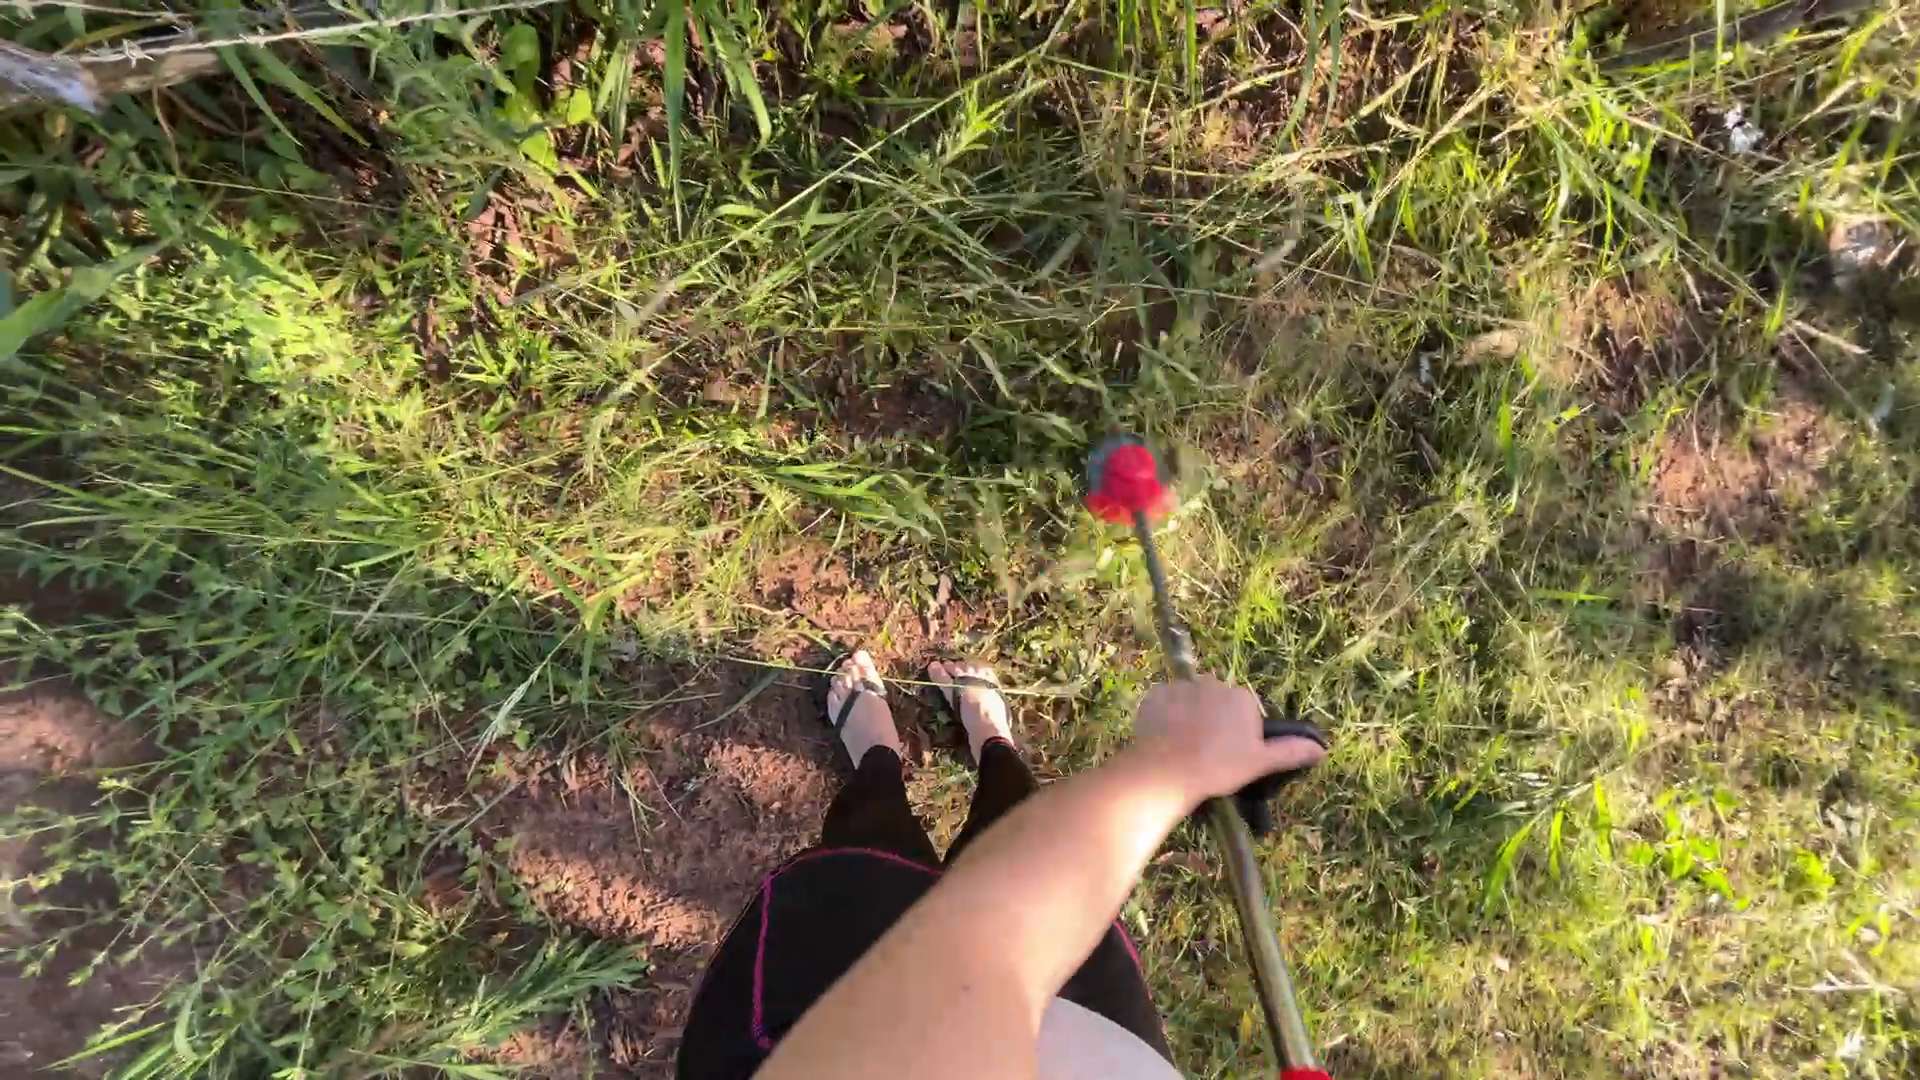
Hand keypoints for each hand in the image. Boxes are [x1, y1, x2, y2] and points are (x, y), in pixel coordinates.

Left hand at [1134, 676, 1327, 804]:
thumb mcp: (1260, 762)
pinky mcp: (1155, 694)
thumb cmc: (1219, 765)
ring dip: (1189, 715)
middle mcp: (1212, 683)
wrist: (1169, 768)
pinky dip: (1165, 714)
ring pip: (1190, 700)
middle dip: (1214, 718)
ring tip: (1184, 744)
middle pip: (1216, 700)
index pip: (1244, 708)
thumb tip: (1320, 748)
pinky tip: (1165, 735)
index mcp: (1240, 697)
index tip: (1231, 750)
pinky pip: (1165, 702)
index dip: (1239, 730)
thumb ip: (1289, 751)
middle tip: (1208, 748)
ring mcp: (1181, 686)